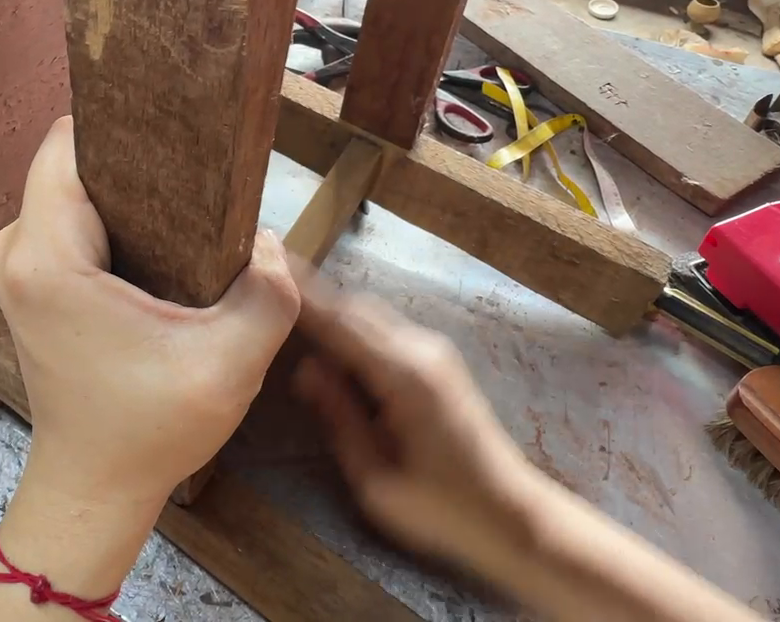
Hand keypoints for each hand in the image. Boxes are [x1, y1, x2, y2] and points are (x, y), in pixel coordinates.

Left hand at [0, 116, 301, 510]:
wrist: (93, 487)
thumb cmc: (150, 429)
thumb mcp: (230, 364)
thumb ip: (267, 293)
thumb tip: (267, 240)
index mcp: (47, 256)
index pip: (70, 143)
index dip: (125, 125)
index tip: (181, 130)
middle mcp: (16, 247)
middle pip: (76, 162)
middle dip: (139, 159)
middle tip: (200, 176)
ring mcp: (17, 262)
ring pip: (75, 186)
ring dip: (130, 190)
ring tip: (186, 206)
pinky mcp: (31, 278)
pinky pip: (70, 215)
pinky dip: (114, 215)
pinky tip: (160, 235)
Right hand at [294, 289, 546, 573]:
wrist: (513, 515)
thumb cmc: (441, 508)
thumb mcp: (375, 478)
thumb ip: (339, 418)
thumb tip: (305, 368)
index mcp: (402, 374)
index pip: (339, 321)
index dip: (301, 293)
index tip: (268, 265)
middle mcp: (419, 348)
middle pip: (354, 306)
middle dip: (311, 293)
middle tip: (266, 284)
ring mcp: (432, 349)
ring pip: (369, 312)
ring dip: (331, 306)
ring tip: (289, 302)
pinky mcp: (436, 358)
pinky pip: (383, 327)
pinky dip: (350, 322)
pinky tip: (327, 334)